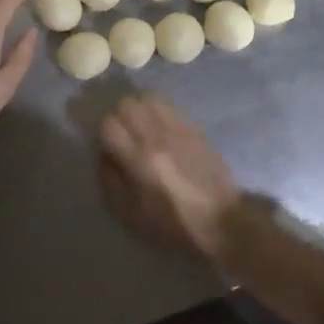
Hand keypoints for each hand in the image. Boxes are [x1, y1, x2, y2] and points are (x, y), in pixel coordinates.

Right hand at [97, 93, 242, 261]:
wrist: (221, 222)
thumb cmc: (172, 225)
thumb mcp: (129, 214)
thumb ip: (109, 180)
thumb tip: (105, 155)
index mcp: (140, 159)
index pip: (109, 124)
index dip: (102, 133)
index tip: (107, 147)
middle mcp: (157, 137)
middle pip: (126, 103)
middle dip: (117, 116)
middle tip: (121, 134)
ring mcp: (178, 129)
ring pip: (148, 98)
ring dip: (138, 108)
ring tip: (139, 126)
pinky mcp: (194, 128)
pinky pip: (169, 106)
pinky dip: (157, 111)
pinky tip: (158, 127)